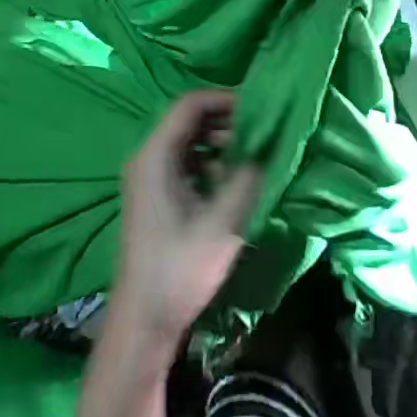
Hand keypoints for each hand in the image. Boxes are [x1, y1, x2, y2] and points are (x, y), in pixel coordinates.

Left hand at [112, 91, 262, 343]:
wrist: (144, 317)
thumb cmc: (180, 267)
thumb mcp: (222, 221)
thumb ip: (247, 177)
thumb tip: (272, 147)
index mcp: (154, 155)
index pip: (189, 105)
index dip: (224, 99)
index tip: (260, 108)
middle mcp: (147, 157)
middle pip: (188, 120)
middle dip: (227, 120)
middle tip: (264, 130)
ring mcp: (149, 176)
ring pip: (188, 141)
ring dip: (221, 142)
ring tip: (255, 154)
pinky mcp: (157, 194)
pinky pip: (186, 162)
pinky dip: (211, 162)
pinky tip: (235, 179)